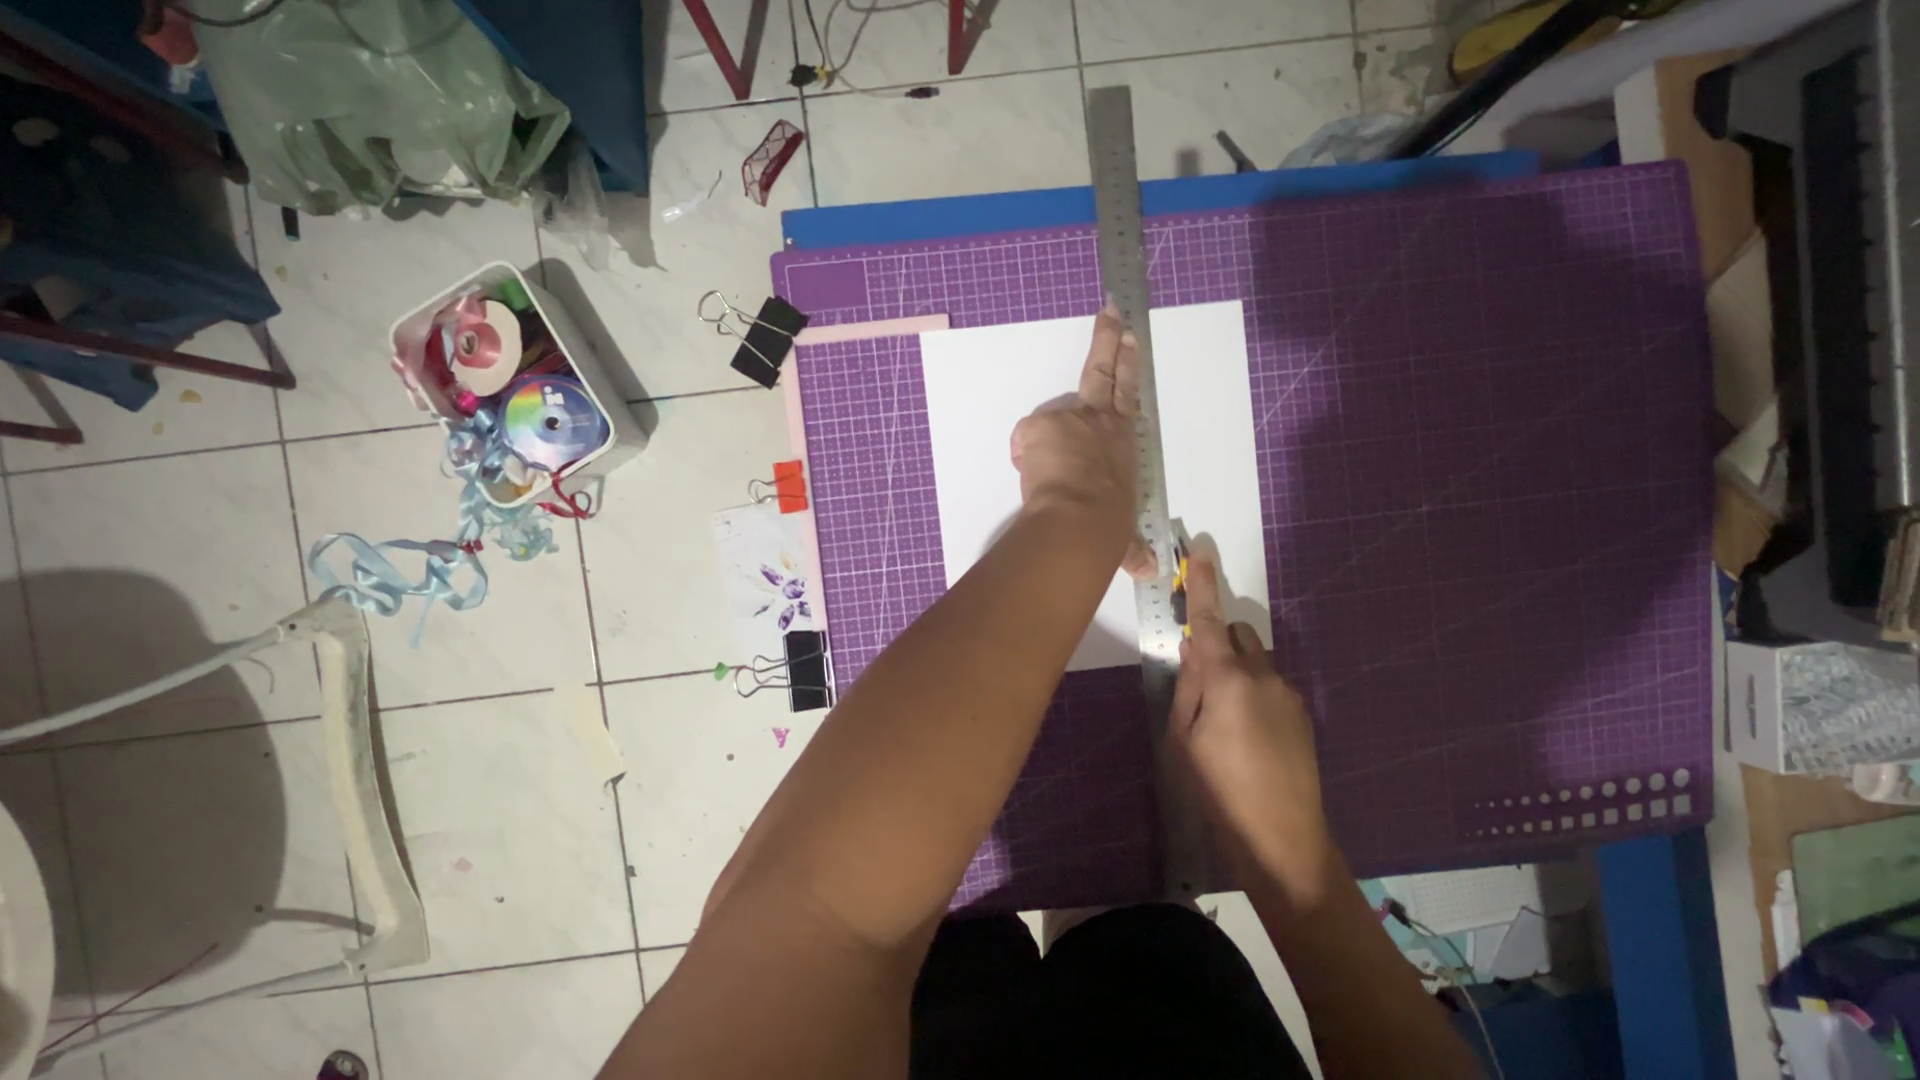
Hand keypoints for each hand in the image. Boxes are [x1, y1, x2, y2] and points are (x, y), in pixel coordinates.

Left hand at [1009, 304, 1155, 578]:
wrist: (1079, 520)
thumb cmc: (1108, 527)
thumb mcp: (1123, 537)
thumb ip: (1131, 550)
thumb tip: (1146, 569)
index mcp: (1123, 441)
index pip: (1129, 394)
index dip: (1129, 364)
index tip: (1130, 336)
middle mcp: (1099, 422)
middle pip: (1103, 369)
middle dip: (1108, 337)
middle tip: (1109, 309)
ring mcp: (1069, 420)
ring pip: (1052, 421)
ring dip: (1045, 438)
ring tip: (1045, 469)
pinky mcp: (1039, 427)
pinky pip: (1026, 441)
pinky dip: (1025, 456)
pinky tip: (1030, 474)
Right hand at [1170, 553, 1334, 897]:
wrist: (1283, 838)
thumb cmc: (1218, 790)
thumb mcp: (1183, 738)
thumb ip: (1187, 686)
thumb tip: (1191, 646)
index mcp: (1227, 679)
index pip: (1207, 618)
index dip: (1201, 581)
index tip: (1199, 547)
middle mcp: (1264, 675)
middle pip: (1237, 634)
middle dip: (1217, 642)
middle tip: (1197, 684)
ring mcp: (1289, 694)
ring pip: (1256, 661)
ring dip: (1237, 671)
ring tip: (1223, 722)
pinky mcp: (1303, 714)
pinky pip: (1271, 685)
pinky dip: (1253, 693)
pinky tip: (1247, 739)